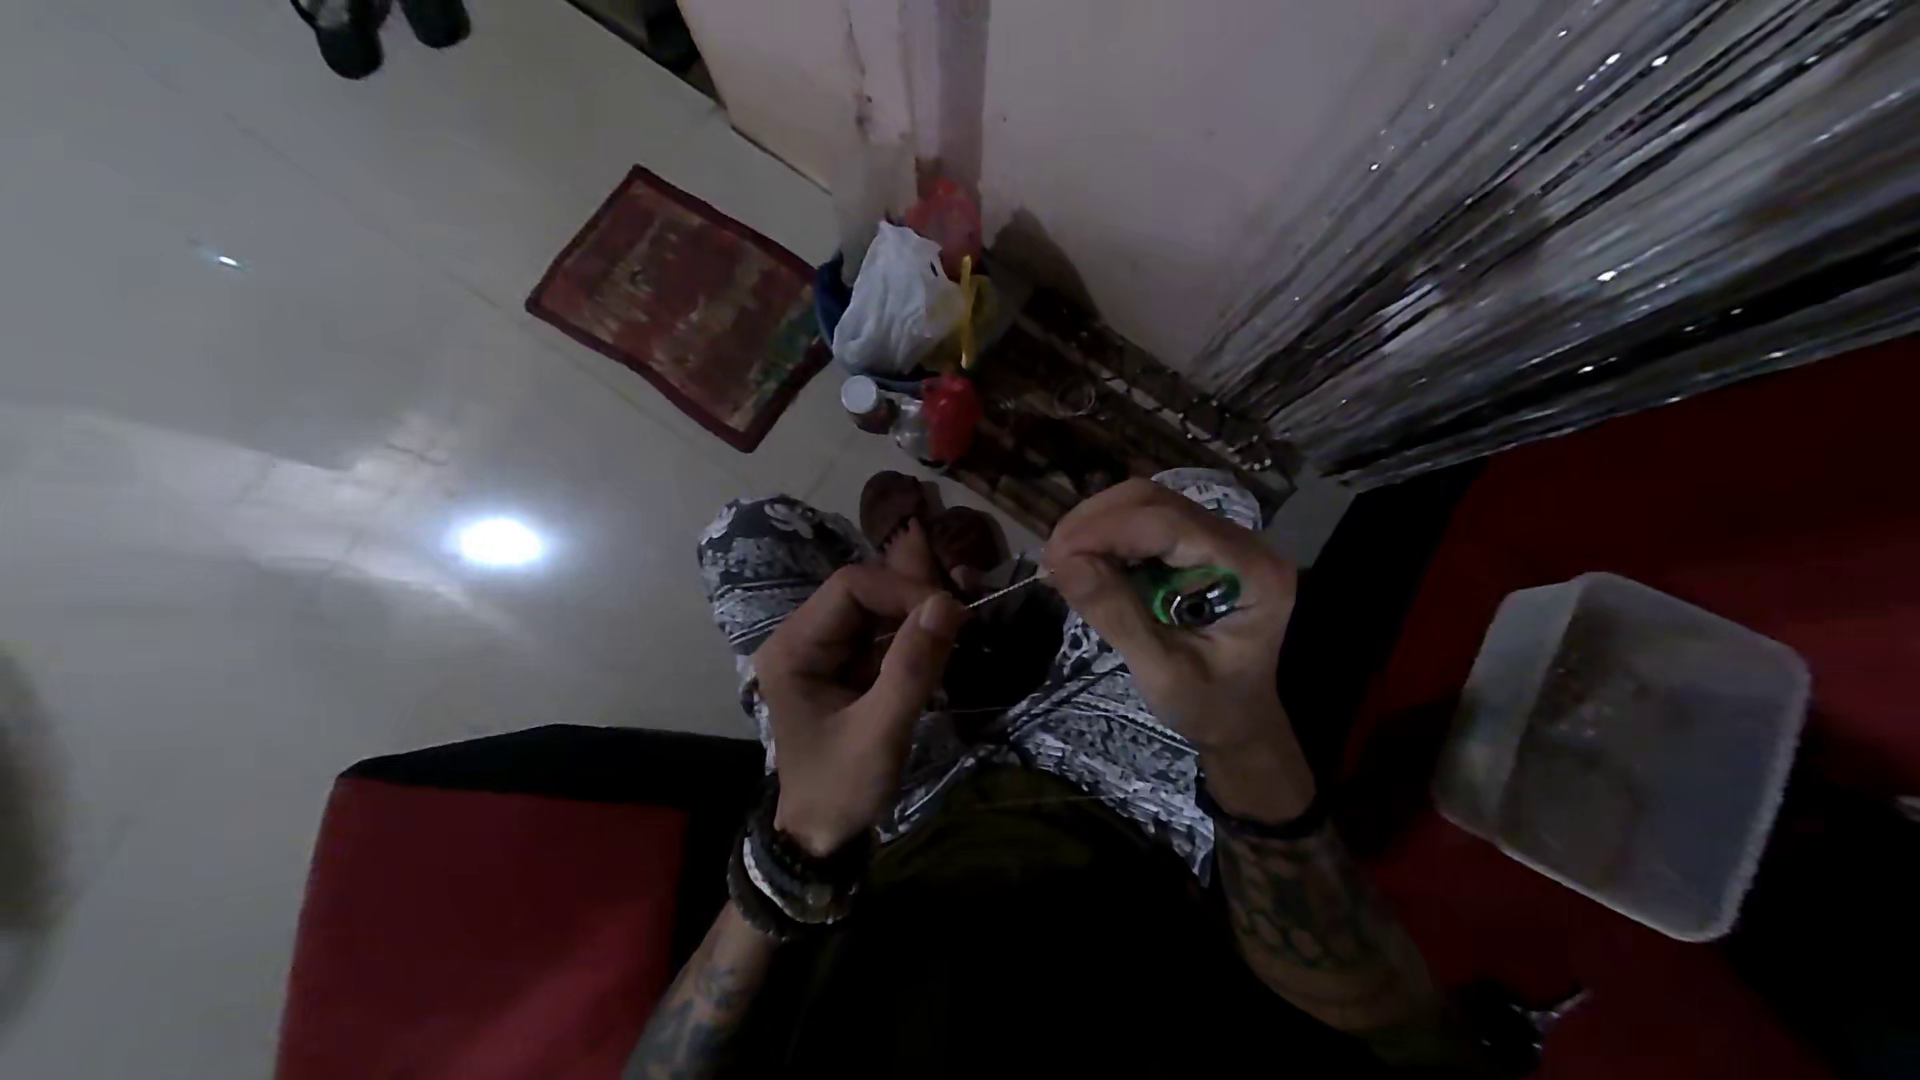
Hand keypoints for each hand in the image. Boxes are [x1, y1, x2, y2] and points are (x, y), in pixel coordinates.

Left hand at [754, 565, 970, 855]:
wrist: (820, 835)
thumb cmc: (841, 789)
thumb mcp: (880, 734)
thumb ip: (912, 669)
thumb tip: (948, 604)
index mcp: (794, 648)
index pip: (850, 587)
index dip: (902, 591)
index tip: (950, 614)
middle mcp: (802, 637)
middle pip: (862, 592)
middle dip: (912, 601)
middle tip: (959, 624)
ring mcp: (822, 649)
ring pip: (875, 608)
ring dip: (915, 617)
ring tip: (953, 636)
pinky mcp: (842, 663)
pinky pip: (880, 632)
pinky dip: (911, 635)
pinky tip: (936, 650)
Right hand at [1044, 479, 1313, 820]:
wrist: (1242, 720)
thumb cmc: (1213, 706)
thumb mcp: (1164, 673)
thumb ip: (1117, 616)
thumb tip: (1062, 563)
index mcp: (1250, 572)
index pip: (1170, 525)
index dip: (1107, 531)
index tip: (1055, 556)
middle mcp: (1238, 542)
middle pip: (1156, 501)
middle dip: (1096, 522)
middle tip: (1052, 560)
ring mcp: (1216, 540)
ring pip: (1145, 504)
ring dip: (1096, 525)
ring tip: (1061, 563)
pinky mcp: (1194, 548)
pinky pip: (1143, 523)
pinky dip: (1106, 536)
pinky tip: (1082, 562)